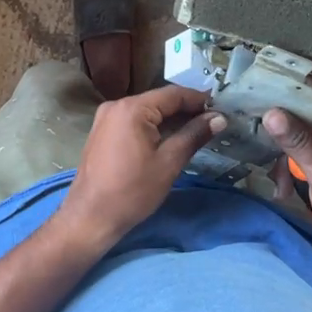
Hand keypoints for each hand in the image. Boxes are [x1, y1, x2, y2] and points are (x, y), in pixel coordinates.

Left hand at [56, 84, 224, 248]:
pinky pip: (133, 121)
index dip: (199, 100)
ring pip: (146, 111)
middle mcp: (116, 105)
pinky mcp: (102, 132)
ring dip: (170, 119)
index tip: (221, 109)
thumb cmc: (132, 191)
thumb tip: (219, 118)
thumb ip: (194, 135)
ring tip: (197, 131)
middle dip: (186, 110)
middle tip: (213, 122)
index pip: (173, 94)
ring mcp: (105, 118)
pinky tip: (170, 139)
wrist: (90, 217)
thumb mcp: (169, 163)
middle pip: (158, 101)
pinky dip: (153, 127)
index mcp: (132, 108)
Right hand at [263, 109, 311, 259]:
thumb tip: (271, 111)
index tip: (256, 95)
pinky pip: (308, 152)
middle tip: (263, 150)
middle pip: (305, 114)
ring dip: (286, 157)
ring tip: (280, 184)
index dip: (285, 91)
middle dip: (282, 134)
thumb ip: (297, 142)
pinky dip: (295, 167)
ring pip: (303, 135)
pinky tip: (287, 188)